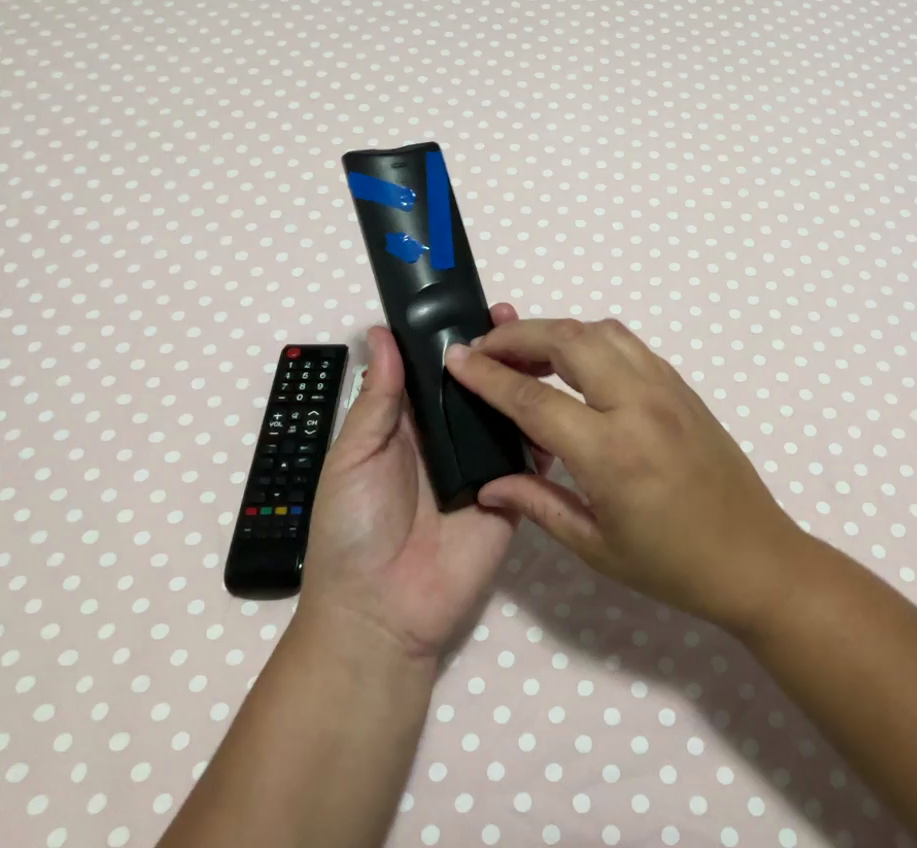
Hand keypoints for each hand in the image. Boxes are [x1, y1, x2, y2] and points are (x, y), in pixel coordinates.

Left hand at [298, 309, 521, 659]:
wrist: (382, 612)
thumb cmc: (353, 530)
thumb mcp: (353, 457)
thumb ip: (378, 400)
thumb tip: (382, 334)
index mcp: (407, 428)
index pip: (435, 372)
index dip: (452, 338)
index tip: (473, 303)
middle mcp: (449, 441)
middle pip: (478, 388)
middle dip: (496, 351)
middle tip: (516, 317)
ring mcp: (484, 468)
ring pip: (509, 416)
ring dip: (525, 381)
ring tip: (544, 346)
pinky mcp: (513, 496)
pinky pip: (534, 459)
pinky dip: (548, 430)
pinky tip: (563, 399)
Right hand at [443, 318, 807, 632]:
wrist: (755, 558)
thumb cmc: (673, 565)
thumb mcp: (596, 546)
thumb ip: (537, 504)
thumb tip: (488, 484)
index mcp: (611, 452)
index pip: (533, 398)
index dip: (488, 376)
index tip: (456, 359)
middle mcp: (639, 405)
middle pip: (569, 341)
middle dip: (519, 335)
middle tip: (485, 347)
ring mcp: (667, 390)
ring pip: (603, 331)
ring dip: (558, 331)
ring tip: (526, 354)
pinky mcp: (684, 388)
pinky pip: (631, 346)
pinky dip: (593, 341)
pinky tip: (576, 366)